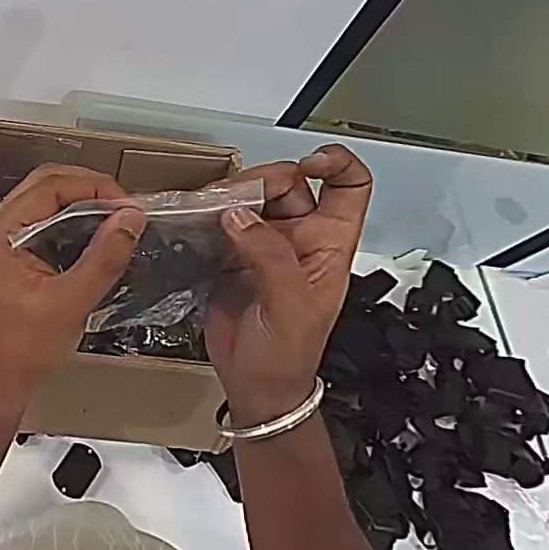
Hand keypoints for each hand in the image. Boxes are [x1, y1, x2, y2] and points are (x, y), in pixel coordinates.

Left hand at [0, 165, 144, 386]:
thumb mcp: (72, 301)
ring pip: (46, 200)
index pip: (50, 187)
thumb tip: (131, 220)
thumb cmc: (26, 347)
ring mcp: (3, 242)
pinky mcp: (14, 256)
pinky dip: (73, 220)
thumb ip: (104, 258)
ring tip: (116, 216)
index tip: (126, 204)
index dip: (93, 188)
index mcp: (0, 234)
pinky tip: (97, 234)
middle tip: (124, 205)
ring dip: (82, 202)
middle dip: (89, 188)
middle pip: (46, 185)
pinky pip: (46, 222)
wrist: (3, 378)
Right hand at [205, 145, 371, 423]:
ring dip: (231, 196)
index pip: (349, 186)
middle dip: (264, 181)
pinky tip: (199, 219)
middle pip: (289, 182)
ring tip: (212, 210)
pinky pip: (221, 221)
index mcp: (329, 244)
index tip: (310, 163)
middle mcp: (298, 238)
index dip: (336, 164)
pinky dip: (208, 215)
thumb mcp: (293, 308)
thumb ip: (272, 257)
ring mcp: (263, 245)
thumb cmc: (287, 357)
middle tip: (237, 201)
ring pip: (252, 197)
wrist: (254, 387)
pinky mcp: (231, 254)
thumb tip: (240, 216)